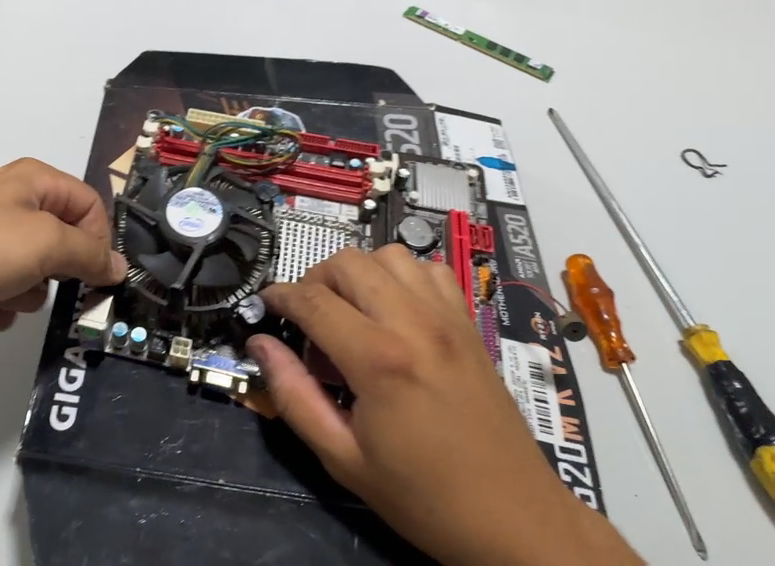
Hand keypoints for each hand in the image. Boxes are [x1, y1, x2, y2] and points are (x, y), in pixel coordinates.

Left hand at [0, 158, 126, 334]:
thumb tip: (119, 267)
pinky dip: (2, 303)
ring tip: (4, 299)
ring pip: (35, 269)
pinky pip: (5, 284)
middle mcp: (15, 199)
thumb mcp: (45, 245)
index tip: (97, 277)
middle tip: (48, 288)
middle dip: (57, 273)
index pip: (90, 206)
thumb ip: (89, 255)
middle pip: (63, 240)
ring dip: (26, 294)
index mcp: (36, 180)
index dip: (98, 241)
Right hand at [248, 247, 640, 565]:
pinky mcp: (470, 323)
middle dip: (314, 281)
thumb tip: (259, 345)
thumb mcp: (344, 459)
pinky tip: (395, 313)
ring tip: (351, 315)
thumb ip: (294, 395)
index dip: (278, 296)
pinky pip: (430, 270)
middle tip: (307, 322)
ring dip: (359, 274)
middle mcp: (414, 323)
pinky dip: (403, 277)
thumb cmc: (424, 498)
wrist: (514, 519)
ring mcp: (448, 318)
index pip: (312, 299)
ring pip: (389, 255)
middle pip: (348, 262)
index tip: (264, 307)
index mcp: (380, 360)